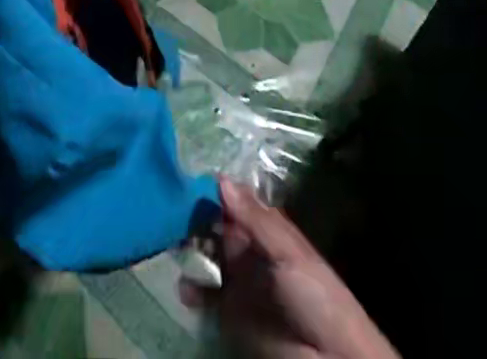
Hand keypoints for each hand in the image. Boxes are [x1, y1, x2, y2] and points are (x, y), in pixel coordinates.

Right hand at [182, 178, 398, 358]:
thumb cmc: (318, 300)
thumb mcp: (290, 254)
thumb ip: (254, 219)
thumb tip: (220, 178)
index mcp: (268, 233)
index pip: (236, 202)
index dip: (213, 190)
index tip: (185, 176)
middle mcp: (249, 250)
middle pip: (214, 225)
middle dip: (193, 216)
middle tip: (168, 208)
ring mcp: (237, 280)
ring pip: (204, 254)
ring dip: (187, 247)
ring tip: (172, 244)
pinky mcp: (227, 311)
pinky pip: (201, 292)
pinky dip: (189, 286)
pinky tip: (186, 287)